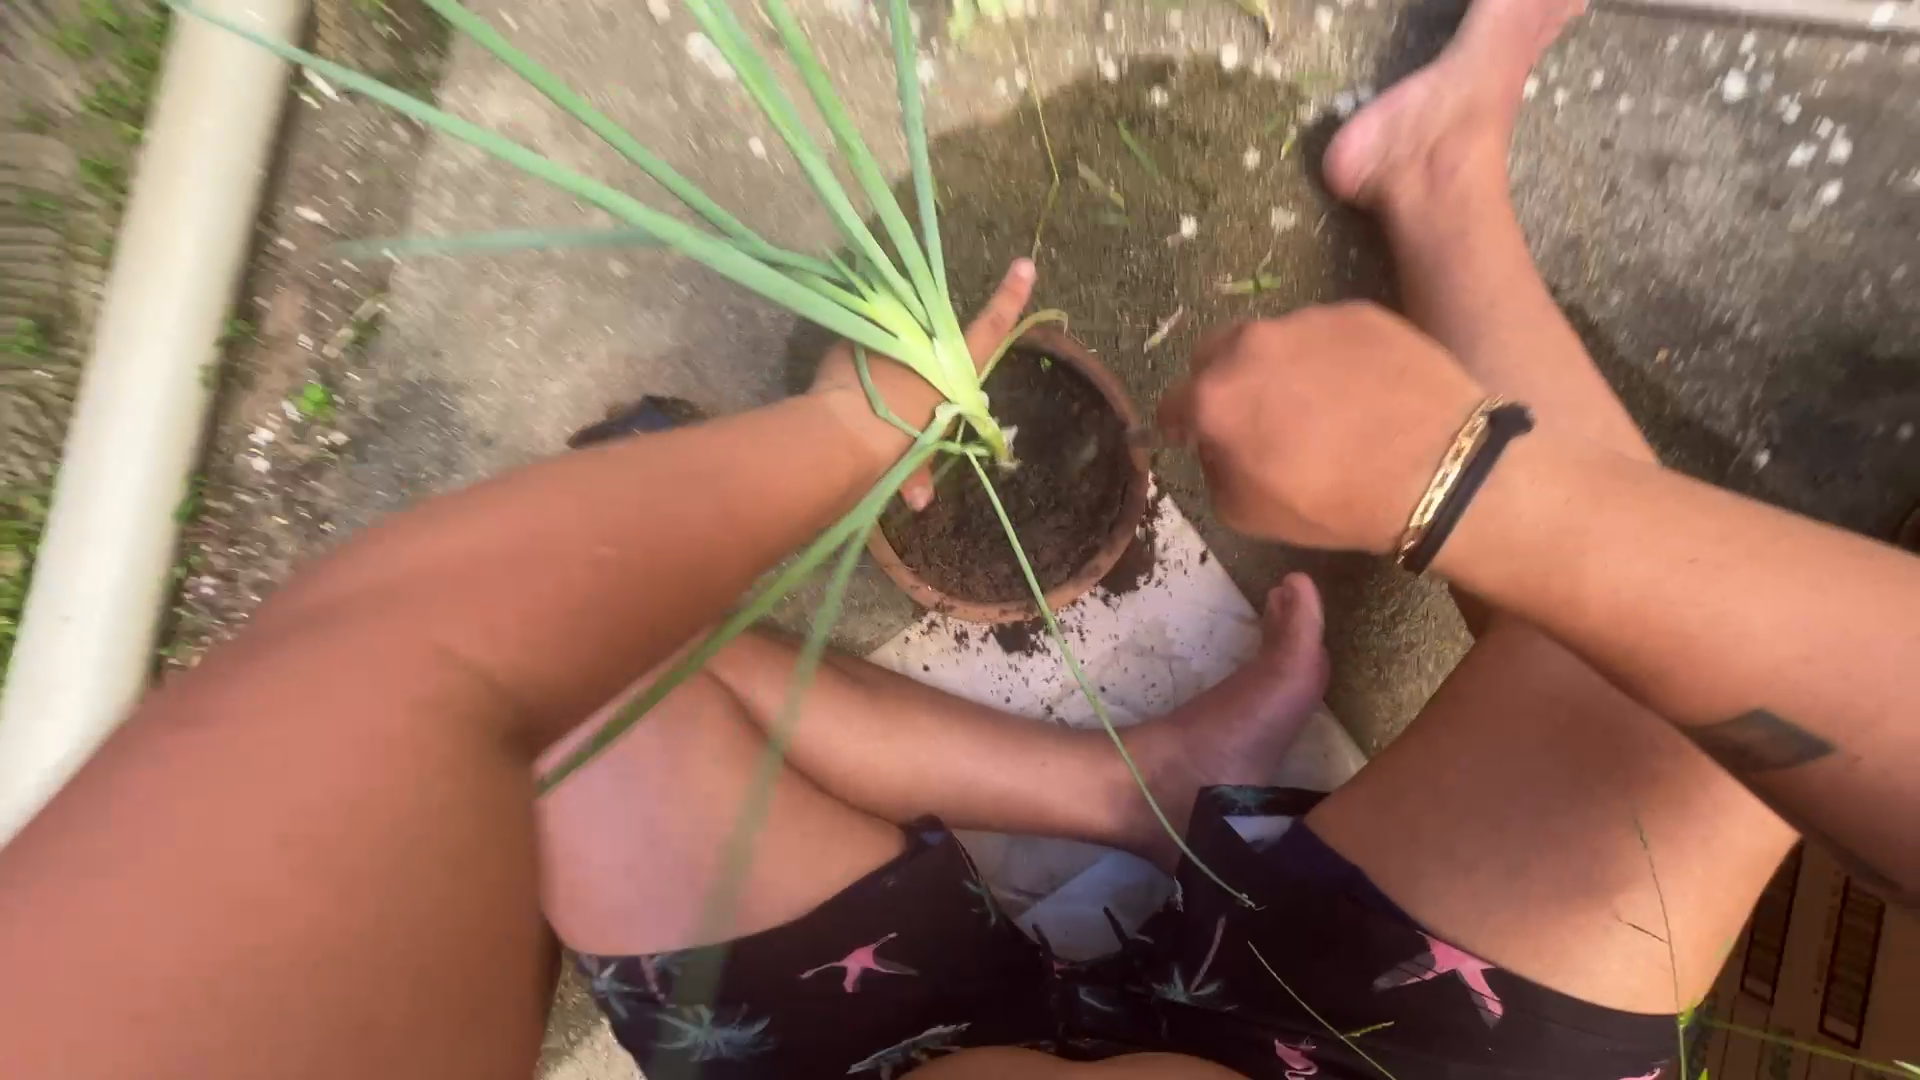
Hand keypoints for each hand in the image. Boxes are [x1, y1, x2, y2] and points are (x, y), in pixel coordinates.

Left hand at [812, 259, 1035, 509]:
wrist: (850, 431)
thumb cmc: (897, 446)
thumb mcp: (913, 462)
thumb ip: (917, 474)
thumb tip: (918, 501)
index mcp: (954, 372)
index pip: (990, 330)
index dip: (1010, 299)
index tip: (1025, 265)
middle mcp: (927, 347)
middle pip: (931, 334)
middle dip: (921, 346)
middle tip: (903, 380)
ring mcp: (891, 337)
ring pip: (893, 337)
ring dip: (883, 356)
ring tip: (866, 388)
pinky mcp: (854, 337)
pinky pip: (857, 342)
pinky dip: (851, 361)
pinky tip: (840, 383)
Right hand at [1157, 302, 1487, 552]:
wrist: (1439, 471)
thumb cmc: (1331, 502)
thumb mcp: (1244, 512)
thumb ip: (1212, 469)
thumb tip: (1216, 444)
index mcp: (1213, 397)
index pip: (1171, 404)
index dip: (1178, 426)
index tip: (1190, 438)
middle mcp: (1249, 346)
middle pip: (1211, 356)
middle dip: (1218, 383)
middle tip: (1250, 416)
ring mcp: (1305, 321)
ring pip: (1267, 340)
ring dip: (1271, 367)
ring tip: (1312, 402)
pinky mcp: (1356, 311)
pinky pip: (1321, 333)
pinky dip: (1323, 357)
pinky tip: (1354, 390)